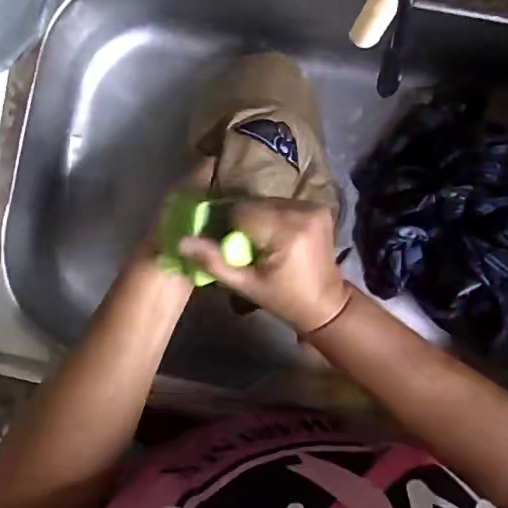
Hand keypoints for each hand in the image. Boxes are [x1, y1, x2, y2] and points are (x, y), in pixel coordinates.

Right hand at [178, 199, 352, 332]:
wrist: (326, 304)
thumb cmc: (283, 299)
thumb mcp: (245, 286)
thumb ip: (213, 261)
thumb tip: (182, 241)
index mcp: (287, 232)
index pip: (241, 212)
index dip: (229, 228)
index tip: (231, 248)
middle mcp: (303, 212)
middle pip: (254, 204)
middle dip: (243, 223)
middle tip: (245, 248)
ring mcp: (314, 208)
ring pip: (266, 202)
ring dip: (257, 219)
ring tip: (260, 244)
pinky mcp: (319, 207)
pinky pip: (281, 204)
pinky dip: (272, 217)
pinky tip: (274, 238)